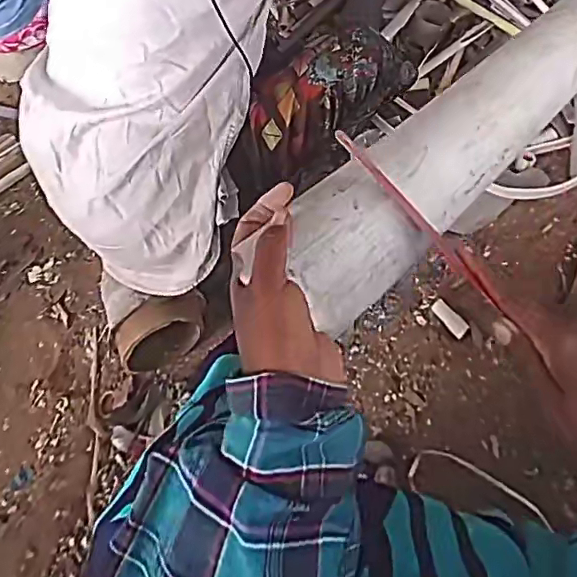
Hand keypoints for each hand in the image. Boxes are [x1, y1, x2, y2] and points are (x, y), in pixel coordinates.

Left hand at [230, 184, 346, 384]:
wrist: (297, 385)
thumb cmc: (275, 342)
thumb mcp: (268, 288)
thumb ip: (271, 250)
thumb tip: (277, 216)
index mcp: (244, 278)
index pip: (249, 231)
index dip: (264, 207)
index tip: (285, 190)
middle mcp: (261, 285)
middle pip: (266, 241)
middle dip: (279, 217)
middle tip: (298, 199)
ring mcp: (284, 298)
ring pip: (287, 257)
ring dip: (298, 237)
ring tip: (315, 220)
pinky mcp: (307, 310)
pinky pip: (310, 276)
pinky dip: (317, 260)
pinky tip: (331, 255)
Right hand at [473, 258, 576, 484]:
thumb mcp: (552, 406)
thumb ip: (525, 358)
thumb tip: (498, 321)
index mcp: (563, 338)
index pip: (515, 301)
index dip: (487, 278)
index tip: (465, 254)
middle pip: (529, 300)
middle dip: (498, 287)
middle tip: (469, 272)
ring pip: (546, 309)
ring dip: (518, 301)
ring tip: (491, 296)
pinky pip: (562, 319)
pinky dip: (538, 315)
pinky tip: (527, 323)